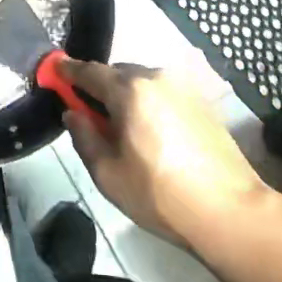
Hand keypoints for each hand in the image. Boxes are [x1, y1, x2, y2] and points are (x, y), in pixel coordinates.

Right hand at [57, 58, 270, 246]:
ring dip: (125, 95)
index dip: (67, 71)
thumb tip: (73, 113)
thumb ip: (84, 136)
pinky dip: (148, 102)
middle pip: (116, 73)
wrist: (228, 210)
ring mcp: (182, 87)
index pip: (89, 72)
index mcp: (129, 90)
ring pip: (141, 82)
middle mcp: (155, 77)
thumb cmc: (159, 194)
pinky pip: (161, 93)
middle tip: (88, 112)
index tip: (53, 70)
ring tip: (121, 126)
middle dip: (99, 86)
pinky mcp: (200, 102)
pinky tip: (149, 132)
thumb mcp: (107, 173)